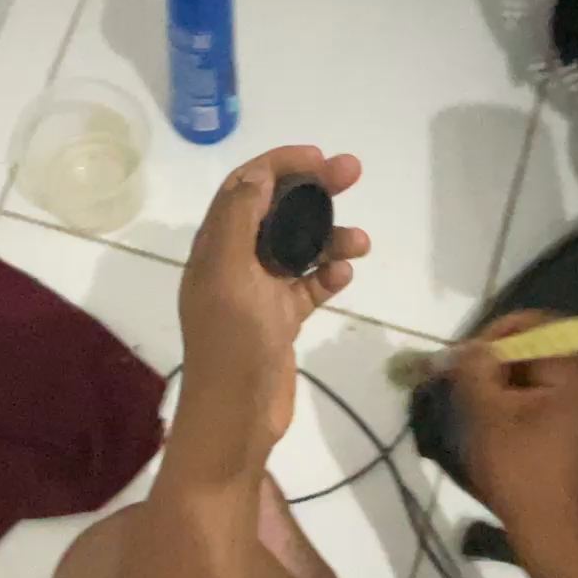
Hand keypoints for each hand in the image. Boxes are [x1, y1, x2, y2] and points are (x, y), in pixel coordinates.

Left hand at [175, 147, 370, 454]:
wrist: (237, 420)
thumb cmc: (232, 348)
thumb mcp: (229, 278)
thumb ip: (239, 223)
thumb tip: (257, 175)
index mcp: (214, 251)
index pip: (243, 190)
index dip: (278, 165)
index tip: (319, 157)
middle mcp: (234, 267)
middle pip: (274, 213)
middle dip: (312, 192)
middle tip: (353, 174)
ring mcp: (258, 296)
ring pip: (297, 252)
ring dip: (328, 239)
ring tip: (363, 241)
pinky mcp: (279, 322)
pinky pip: (307, 288)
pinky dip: (327, 277)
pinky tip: (346, 275)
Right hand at [453, 310, 577, 536]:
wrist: (547, 523)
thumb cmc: (518, 467)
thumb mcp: (488, 413)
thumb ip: (476, 369)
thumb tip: (466, 347)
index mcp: (573, 370)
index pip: (535, 324)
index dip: (495, 333)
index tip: (465, 357)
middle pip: (537, 344)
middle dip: (497, 355)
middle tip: (465, 376)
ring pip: (536, 369)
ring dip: (502, 376)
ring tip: (474, 396)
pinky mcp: (571, 421)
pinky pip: (541, 391)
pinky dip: (514, 394)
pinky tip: (492, 414)